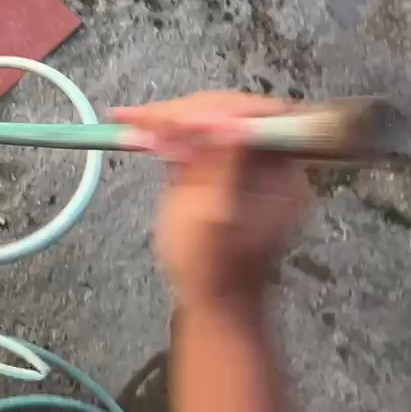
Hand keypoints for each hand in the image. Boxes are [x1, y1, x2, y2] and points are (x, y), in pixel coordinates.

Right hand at [111, 91, 312, 312]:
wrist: (209, 299)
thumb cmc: (210, 266)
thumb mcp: (211, 215)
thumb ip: (219, 165)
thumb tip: (225, 120)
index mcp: (282, 176)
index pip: (256, 119)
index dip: (213, 111)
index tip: (171, 118)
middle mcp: (268, 166)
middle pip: (228, 115)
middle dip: (182, 113)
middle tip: (138, 119)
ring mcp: (243, 168)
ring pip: (207, 123)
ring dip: (167, 120)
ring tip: (129, 121)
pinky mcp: (217, 172)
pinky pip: (195, 140)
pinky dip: (166, 134)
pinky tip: (138, 132)